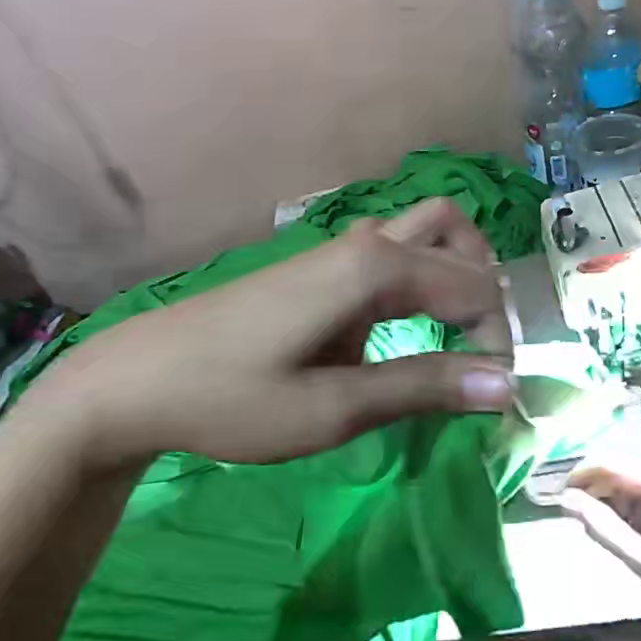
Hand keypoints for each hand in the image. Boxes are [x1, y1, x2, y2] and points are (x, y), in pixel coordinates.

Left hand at [16, 198, 515, 470]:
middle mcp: (363, 242)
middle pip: (457, 238)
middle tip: (481, 353)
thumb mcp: (334, 408)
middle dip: (485, 293)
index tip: (491, 394)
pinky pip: (393, 253)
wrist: (134, 381)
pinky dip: (422, 279)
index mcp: (373, 269)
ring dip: (454, 272)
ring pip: (424, 232)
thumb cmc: (230, 399)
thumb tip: (506, 386)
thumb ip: (424, 388)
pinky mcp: (319, 268)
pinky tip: (404, 326)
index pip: (473, 287)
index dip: (496, 339)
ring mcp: (338, 250)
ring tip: (455, 333)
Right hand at [560, 451, 640, 640]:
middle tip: (574, 506)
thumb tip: (565, 501)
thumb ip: (602, 527)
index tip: (559, 494)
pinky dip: (633, 489)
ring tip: (596, 514)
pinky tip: (624, 515)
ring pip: (637, 462)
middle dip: (596, 478)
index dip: (582, 473)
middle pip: (625, 456)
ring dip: (614, 484)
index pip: (615, 462)